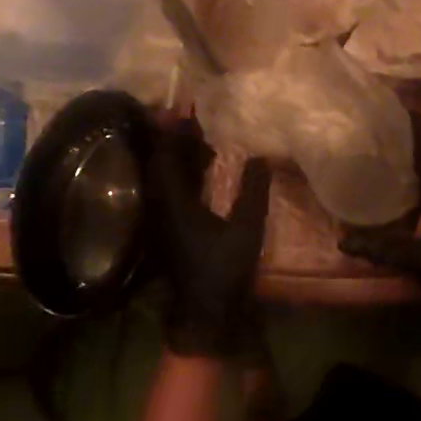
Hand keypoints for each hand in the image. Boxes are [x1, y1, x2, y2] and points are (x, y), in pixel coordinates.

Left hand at [150, 119, 271, 358]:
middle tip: (193, 116)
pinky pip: (171, 191)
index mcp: (173, 202)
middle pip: (160, 162)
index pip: (164, 155)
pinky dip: (183, 174)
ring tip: (201, 136)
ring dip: (178, 156)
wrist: (206, 312)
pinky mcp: (170, 229)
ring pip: (164, 177)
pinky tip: (203, 168)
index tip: (186, 108)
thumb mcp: (246, 229)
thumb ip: (253, 191)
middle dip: (173, 138)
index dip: (172, 129)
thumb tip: (260, 157)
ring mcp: (163, 219)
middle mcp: (160, 206)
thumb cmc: (224, 270)